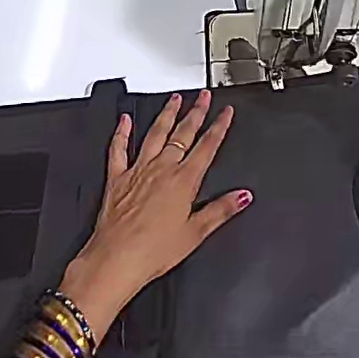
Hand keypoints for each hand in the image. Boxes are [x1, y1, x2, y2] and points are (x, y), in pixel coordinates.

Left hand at [59, 91, 249, 333]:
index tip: (226, 112)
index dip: (219, 126)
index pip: (207, 146)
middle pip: (183, 133)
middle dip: (196, 112)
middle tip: (204, 97)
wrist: (116, 260)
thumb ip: (221, 210)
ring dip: (167, 114)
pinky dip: (122, 133)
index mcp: (184, 181)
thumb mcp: (196, 233)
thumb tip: (242, 196)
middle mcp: (162, 170)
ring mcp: (138, 171)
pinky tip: (125, 120)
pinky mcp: (117, 179)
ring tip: (175, 99)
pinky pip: (119, 149)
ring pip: (155, 134)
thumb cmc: (153, 251)